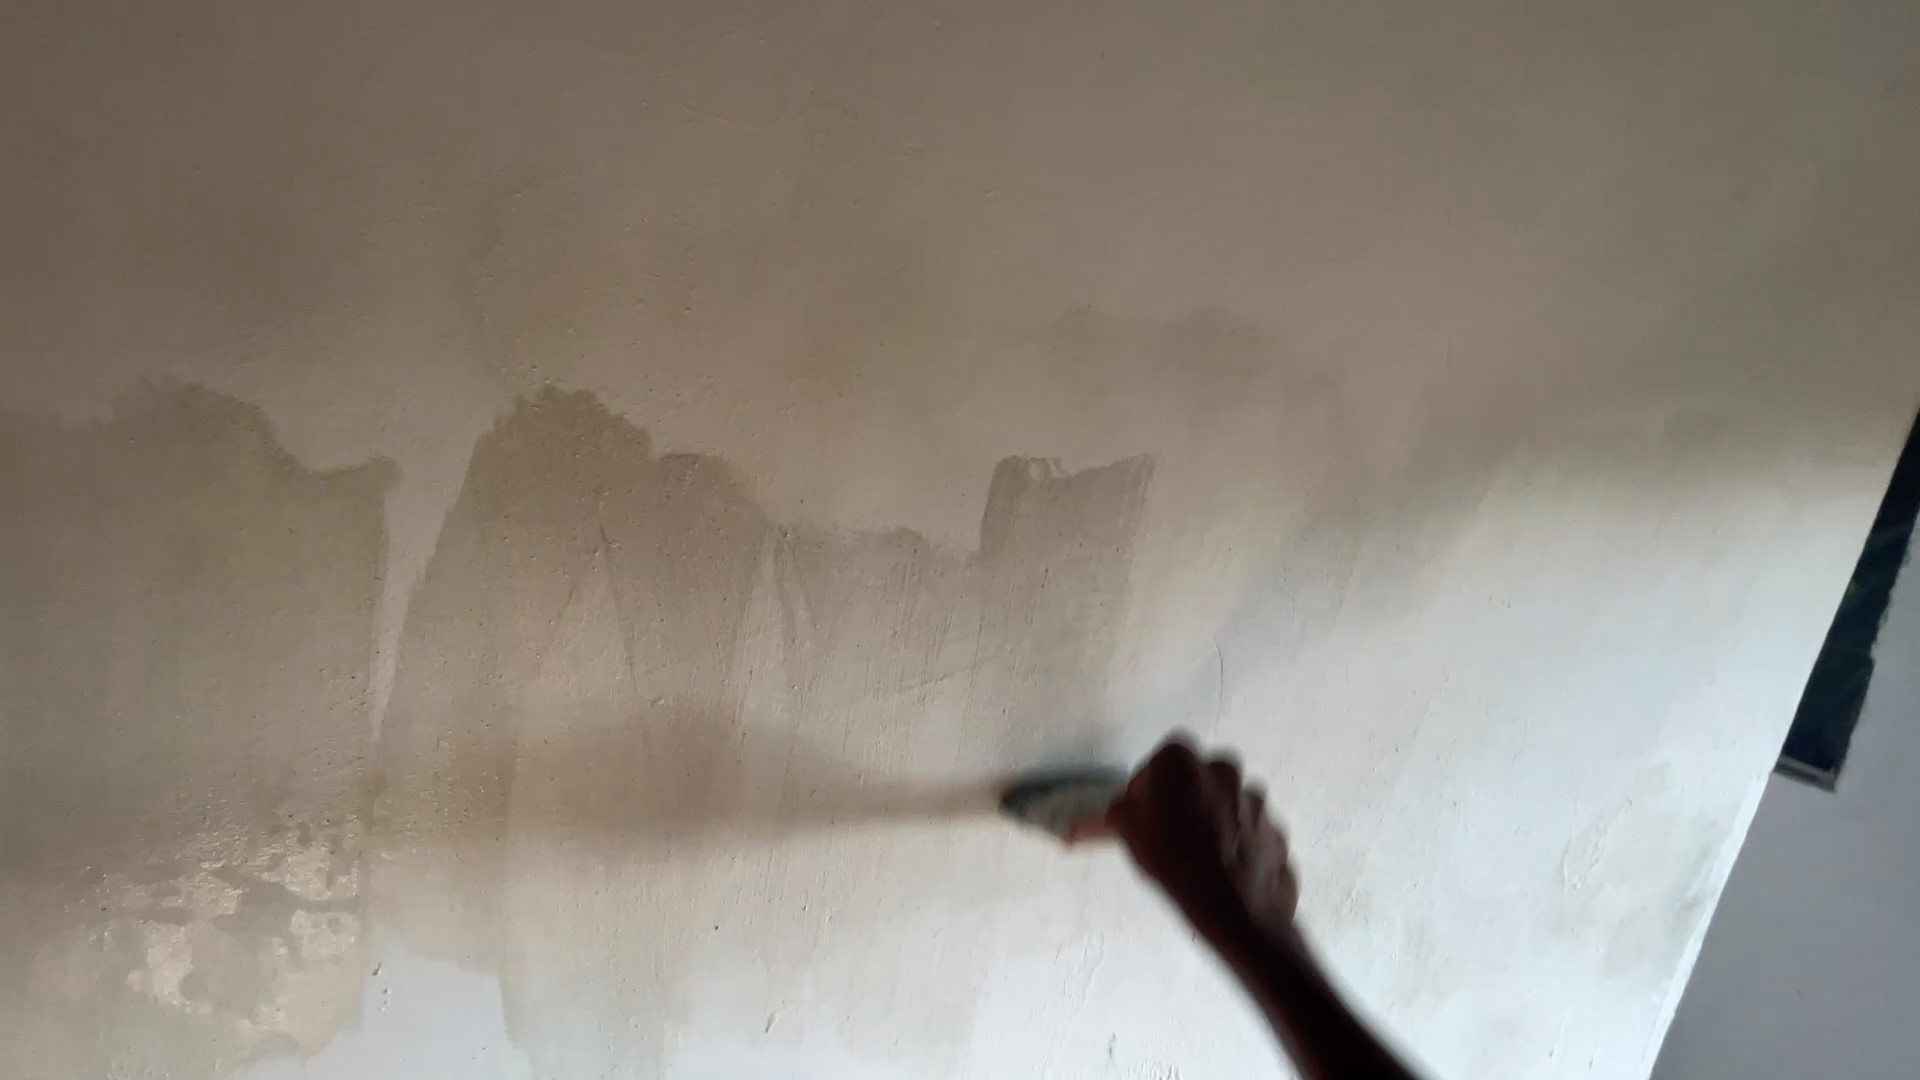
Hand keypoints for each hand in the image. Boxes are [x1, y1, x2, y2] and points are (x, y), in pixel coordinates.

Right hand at [1106, 735, 1300, 941]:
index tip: (1144, 815)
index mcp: (1180, 758)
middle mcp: (1222, 767)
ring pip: (1225, 803)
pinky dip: (1239, 843)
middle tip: (1170, 833)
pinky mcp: (1275, 828)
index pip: (1158, 764)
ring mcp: (1254, 798)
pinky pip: (1250, 830)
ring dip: (1214, 820)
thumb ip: (1116, 813)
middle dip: (1185, 799)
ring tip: (1199, 856)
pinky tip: (1224, 868)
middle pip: (1195, 779)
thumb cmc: (1173, 861)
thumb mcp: (1125, 830)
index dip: (1149, 790)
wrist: (1233, 909)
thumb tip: (1097, 819)